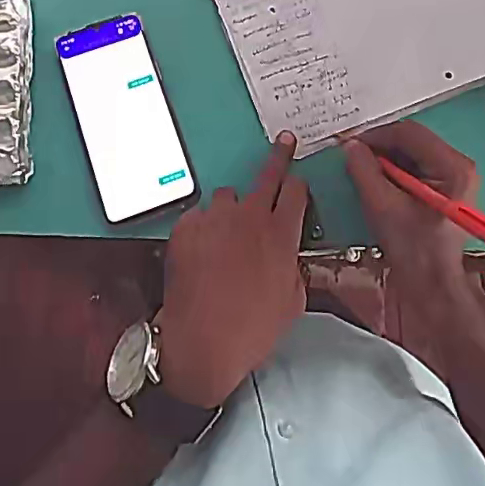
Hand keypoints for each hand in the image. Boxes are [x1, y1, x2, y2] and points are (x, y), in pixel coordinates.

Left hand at [154, 133, 308, 407]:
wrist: (202, 342)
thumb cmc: (252, 329)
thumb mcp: (292, 300)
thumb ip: (293, 266)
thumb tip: (288, 255)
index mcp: (281, 233)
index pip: (296, 190)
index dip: (298, 186)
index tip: (296, 184)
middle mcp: (249, 217)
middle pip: (268, 173)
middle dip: (280, 156)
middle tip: (284, 143)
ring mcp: (215, 218)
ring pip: (228, 195)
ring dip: (232, 209)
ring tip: (227, 237)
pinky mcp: (186, 227)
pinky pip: (200, 216)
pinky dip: (204, 228)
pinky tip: (203, 254)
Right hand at [342, 121, 479, 305]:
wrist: (432, 286)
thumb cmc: (413, 249)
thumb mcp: (383, 207)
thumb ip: (365, 171)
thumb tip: (351, 146)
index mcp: (453, 167)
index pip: (409, 133)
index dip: (376, 135)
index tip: (349, 145)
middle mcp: (459, 166)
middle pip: (413, 140)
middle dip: (380, 146)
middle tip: (352, 156)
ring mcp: (454, 177)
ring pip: (412, 152)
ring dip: (385, 158)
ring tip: (361, 169)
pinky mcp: (445, 189)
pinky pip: (415, 167)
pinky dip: (393, 170)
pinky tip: (376, 181)